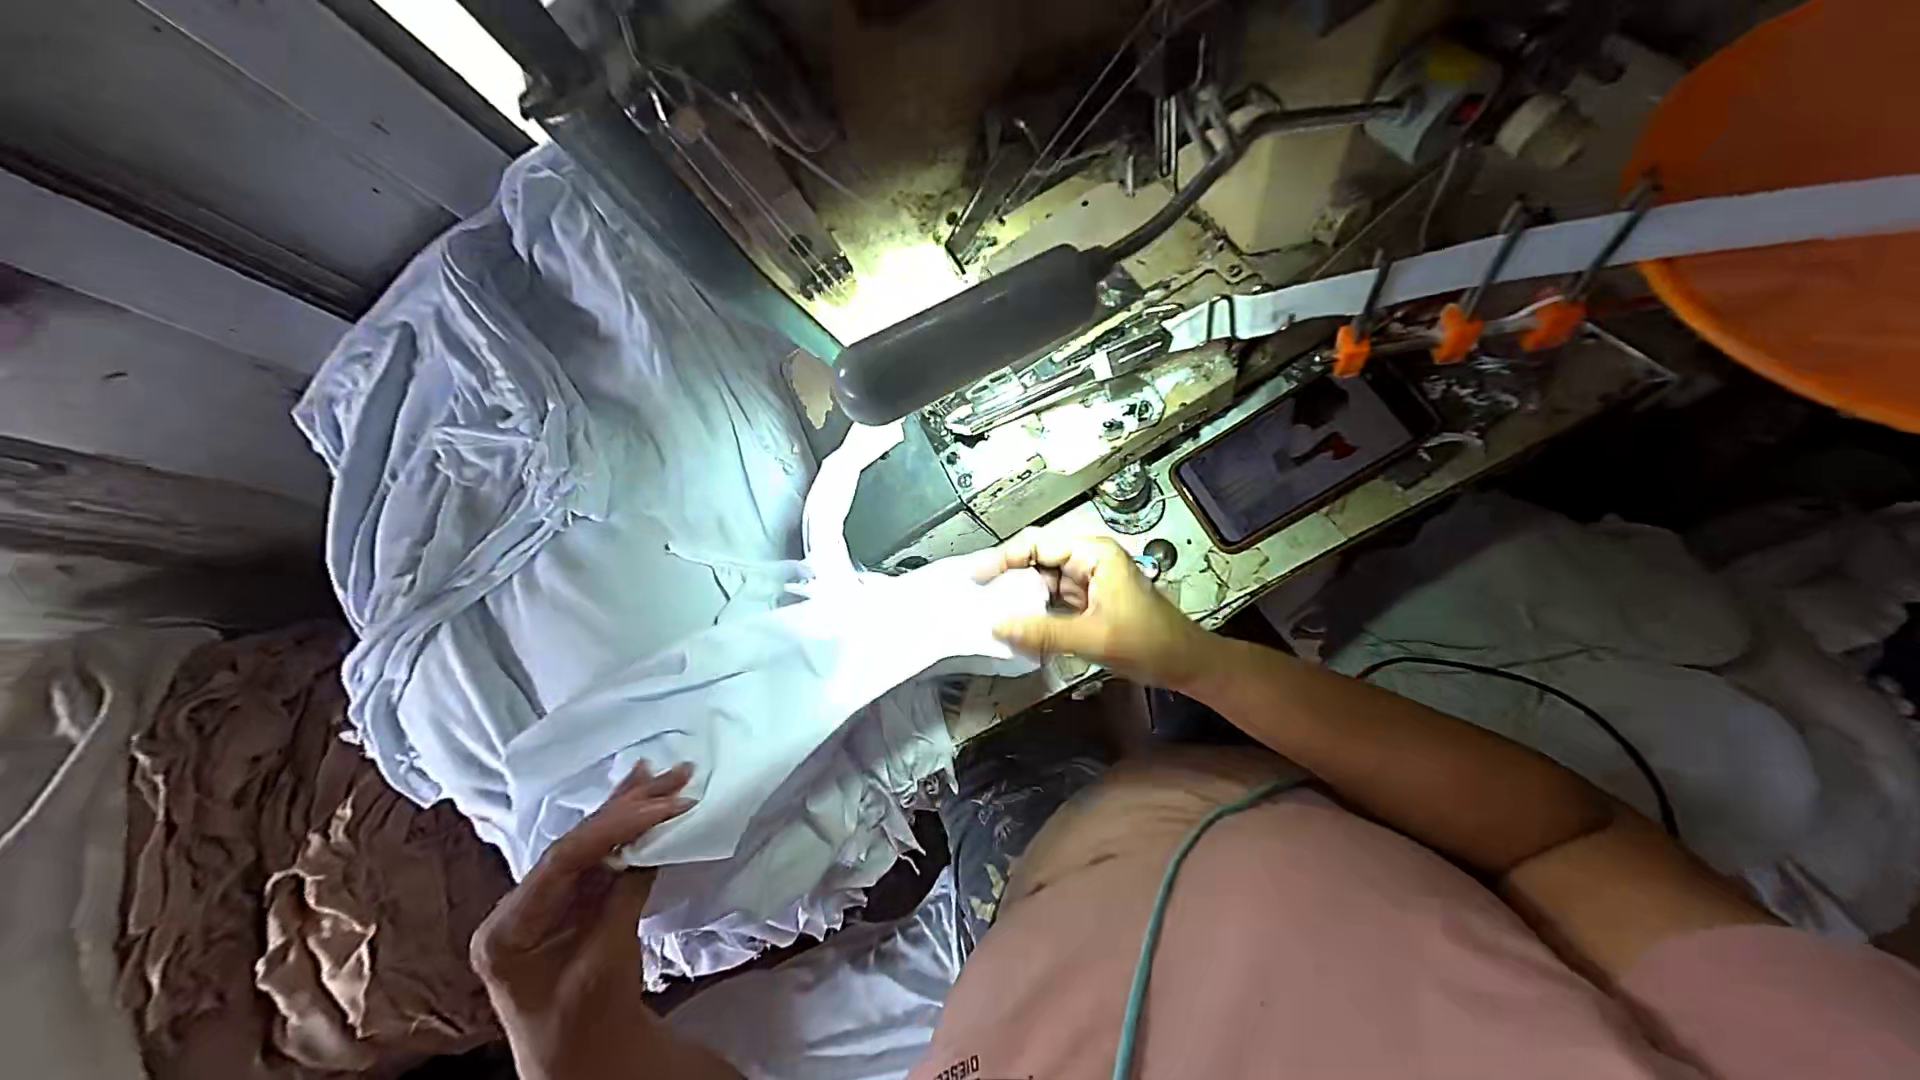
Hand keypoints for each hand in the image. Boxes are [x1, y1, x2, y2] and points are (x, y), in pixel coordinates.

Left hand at [470, 762, 694, 1079]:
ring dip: (634, 806)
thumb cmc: (585, 1020)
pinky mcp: (571, 898)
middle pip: (578, 841)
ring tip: (670, 773)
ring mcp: (546, 899)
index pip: (564, 858)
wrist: (581, 1059)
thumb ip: (624, 894)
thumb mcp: (606, 960)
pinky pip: (602, 852)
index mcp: (508, 927)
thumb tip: (653, 841)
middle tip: (675, 776)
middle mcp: (520, 904)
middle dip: (629, 806)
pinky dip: (630, 825)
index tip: (663, 807)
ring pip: (592, 839)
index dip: (615, 826)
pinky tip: (644, 793)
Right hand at [975, 529, 1217, 689]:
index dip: (1003, 558)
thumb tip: (998, 627)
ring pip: (1042, 581)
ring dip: (1020, 596)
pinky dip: (1035, 610)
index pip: (1037, 544)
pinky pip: (1052, 599)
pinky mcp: (1088, 600)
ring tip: (992, 610)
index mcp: (1094, 553)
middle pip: (1037, 560)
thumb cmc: (1150, 642)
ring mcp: (1088, 580)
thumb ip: (1043, 632)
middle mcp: (1089, 559)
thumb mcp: (1092, 637)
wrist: (1185, 663)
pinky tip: (1018, 623)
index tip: (978, 576)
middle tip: (979, 594)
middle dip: (1008, 577)